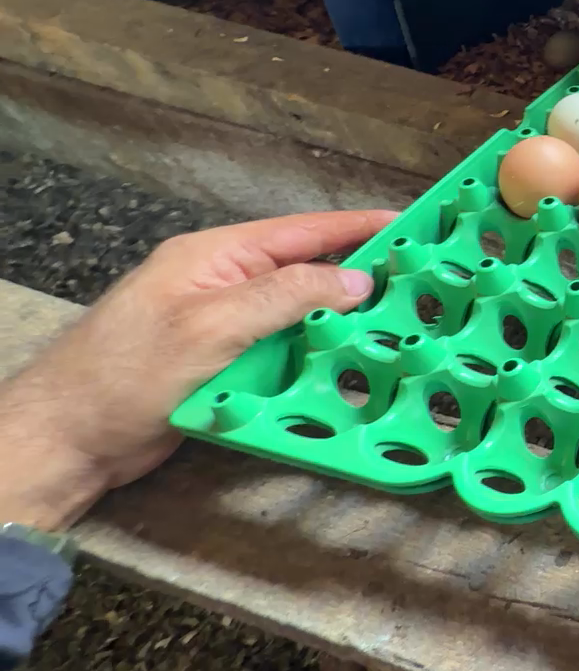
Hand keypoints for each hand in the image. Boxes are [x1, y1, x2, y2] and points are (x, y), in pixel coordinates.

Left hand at [0, 210, 393, 529]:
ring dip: (348, 313)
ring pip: (307, 307)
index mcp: (218, 256)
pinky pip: (293, 340)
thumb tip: (361, 278)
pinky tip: (356, 351)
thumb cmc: (125, 376)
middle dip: (365, 270)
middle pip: (312, 266)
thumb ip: (288, 294)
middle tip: (423, 275)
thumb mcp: (212, 325)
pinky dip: (325, 343)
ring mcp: (230, 319)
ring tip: (402, 314)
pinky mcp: (234, 355)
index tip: (416, 223)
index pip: (307, 229)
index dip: (363, 225)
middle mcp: (229, 281)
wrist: (62, 447)